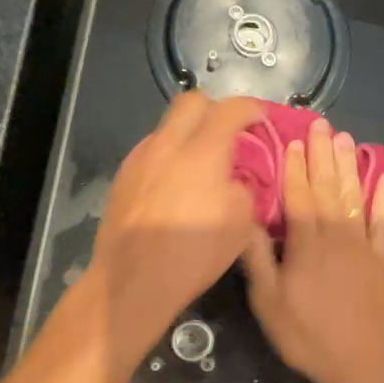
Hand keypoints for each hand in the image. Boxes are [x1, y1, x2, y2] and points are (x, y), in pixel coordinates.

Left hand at [88, 92, 263, 364]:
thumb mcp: (241, 224)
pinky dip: (170, 156)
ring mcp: (140, 159)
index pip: (231, 109)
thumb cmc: (194, 254)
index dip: (252, 108)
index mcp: (203, 152)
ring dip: (189, 134)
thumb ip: (246, 188)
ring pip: (168, 126)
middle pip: (192, 102)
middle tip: (230, 133)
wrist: (133, 280)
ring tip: (202, 163)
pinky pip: (151, 151)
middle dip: (215, 110)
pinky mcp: (122, 177)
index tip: (261, 119)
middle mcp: (168, 145)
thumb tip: (239, 178)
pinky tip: (175, 186)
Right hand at [242, 117, 383, 382]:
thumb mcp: (268, 301)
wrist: (358, 362)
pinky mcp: (380, 260)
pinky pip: (382, 221)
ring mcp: (362, 246)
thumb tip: (243, 219)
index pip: (299, 195)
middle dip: (323, 155)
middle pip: (328, 188)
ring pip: (354, 197)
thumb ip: (256, 258)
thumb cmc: (305, 335)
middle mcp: (336, 235)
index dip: (295, 167)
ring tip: (346, 138)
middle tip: (322, 124)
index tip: (294, 139)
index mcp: (306, 243)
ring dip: (349, 167)